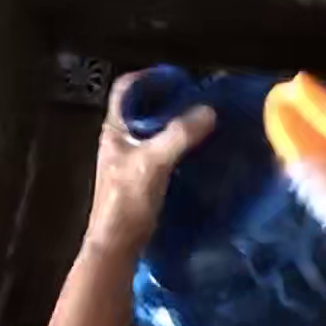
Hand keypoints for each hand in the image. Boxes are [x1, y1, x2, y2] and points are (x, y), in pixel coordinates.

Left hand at [87, 70, 215, 254]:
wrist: (117, 247)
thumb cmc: (127, 202)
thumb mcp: (153, 163)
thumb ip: (180, 135)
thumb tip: (210, 111)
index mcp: (115, 129)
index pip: (127, 89)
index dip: (148, 77)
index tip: (178, 78)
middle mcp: (121, 139)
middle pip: (144, 107)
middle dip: (169, 99)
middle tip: (199, 98)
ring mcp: (131, 158)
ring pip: (154, 129)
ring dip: (176, 122)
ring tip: (204, 119)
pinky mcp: (143, 176)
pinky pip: (163, 148)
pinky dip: (180, 143)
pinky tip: (200, 148)